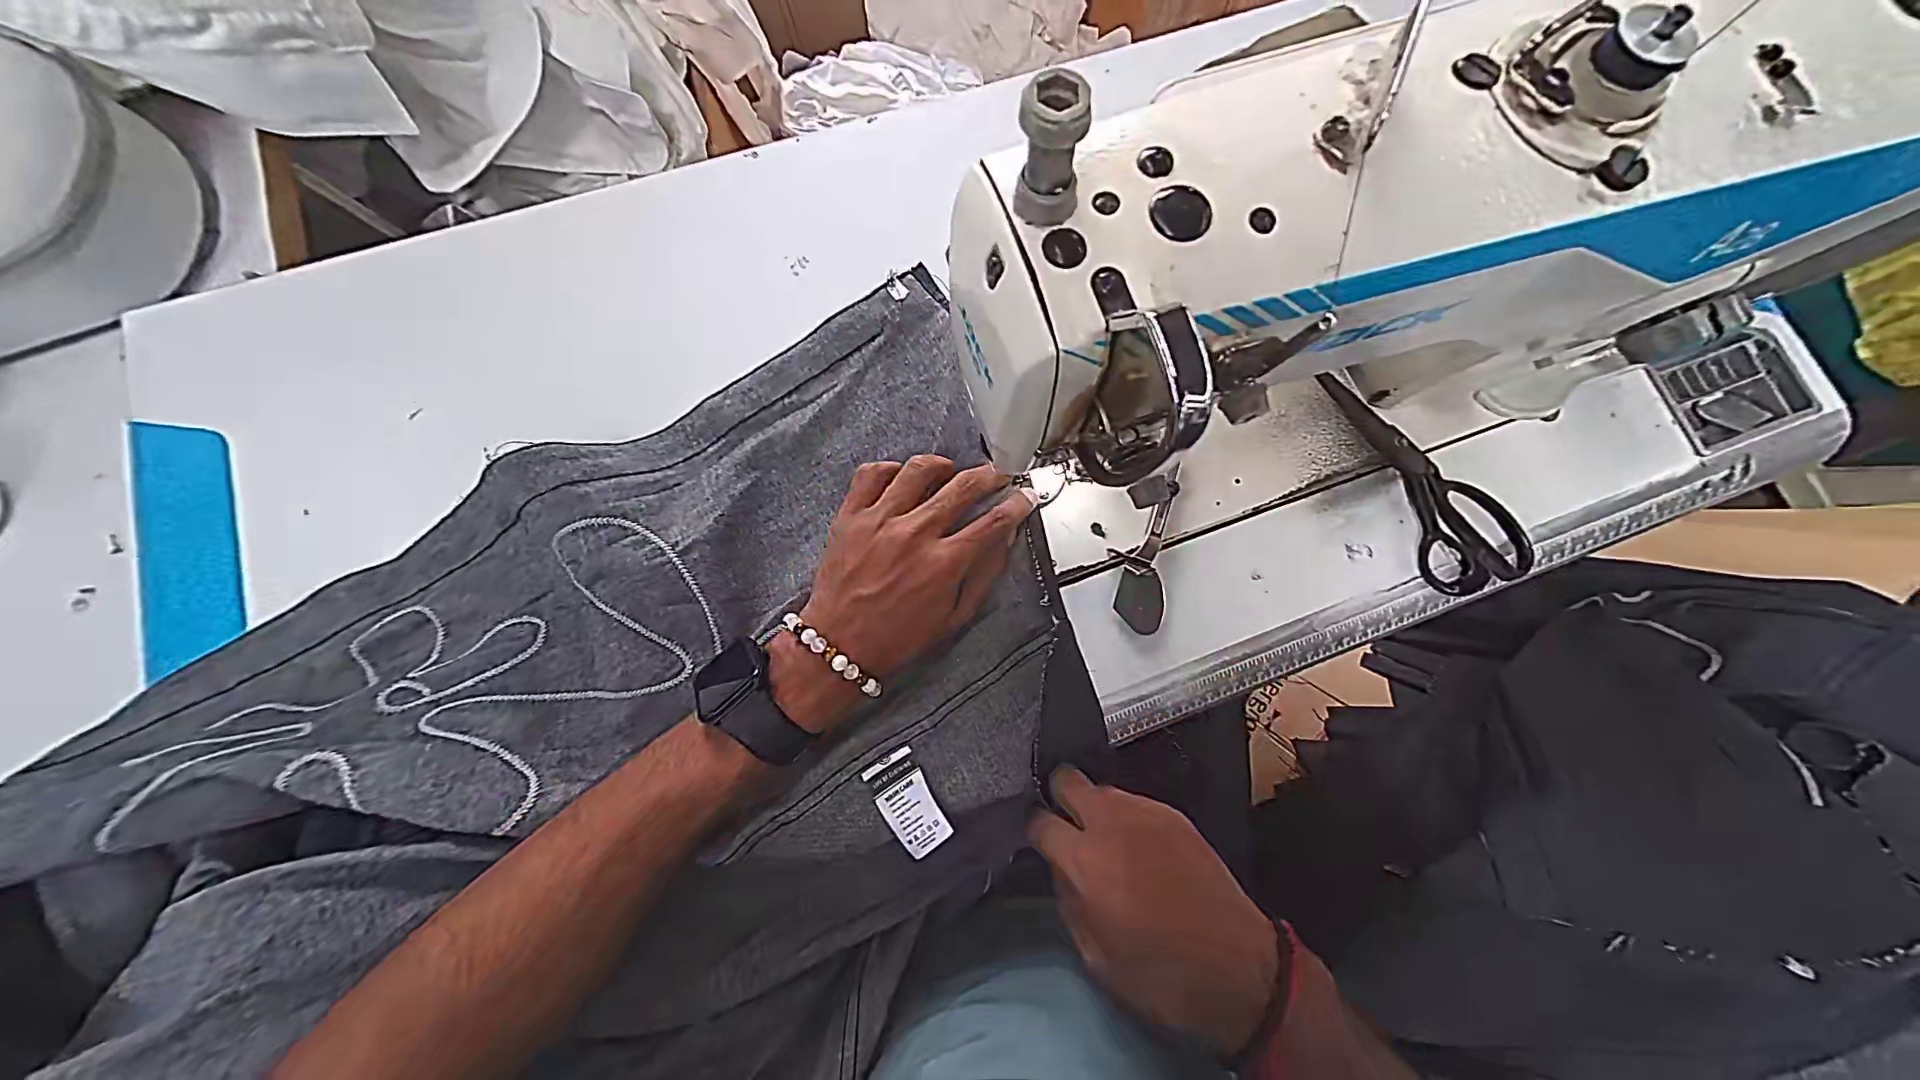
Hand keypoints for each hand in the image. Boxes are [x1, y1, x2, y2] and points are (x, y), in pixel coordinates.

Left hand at [768, 456, 1038, 733]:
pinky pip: (872, 474)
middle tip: (996, 476)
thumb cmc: (894, 637)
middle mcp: (914, 535)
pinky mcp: (851, 517)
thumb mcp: (954, 617)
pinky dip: (891, 469)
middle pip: (964, 485)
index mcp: (943, 564)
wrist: (840, 645)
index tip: (1023, 497)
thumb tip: (1004, 541)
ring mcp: (880, 521)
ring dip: (943, 465)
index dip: (1017, 504)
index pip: (994, 520)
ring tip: (949, 471)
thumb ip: (984, 575)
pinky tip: (901, 478)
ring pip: (919, 469)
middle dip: (990, 475)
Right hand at [1028, 766, 1280, 1057]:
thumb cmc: (1162, 976)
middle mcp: (1111, 825)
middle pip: (1066, 779)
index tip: (1040, 841)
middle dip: (1058, 795)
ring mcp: (1146, 813)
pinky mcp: (1175, 815)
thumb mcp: (1096, 956)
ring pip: (1102, 788)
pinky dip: (1128, 816)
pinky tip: (1139, 844)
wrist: (1241, 970)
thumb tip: (1058, 868)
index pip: (1039, 821)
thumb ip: (1068, 900)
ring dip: (1095, 807)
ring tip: (1106, 836)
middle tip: (1066, 822)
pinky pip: (1136, 801)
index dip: (1034, 831)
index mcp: (1085, 862)